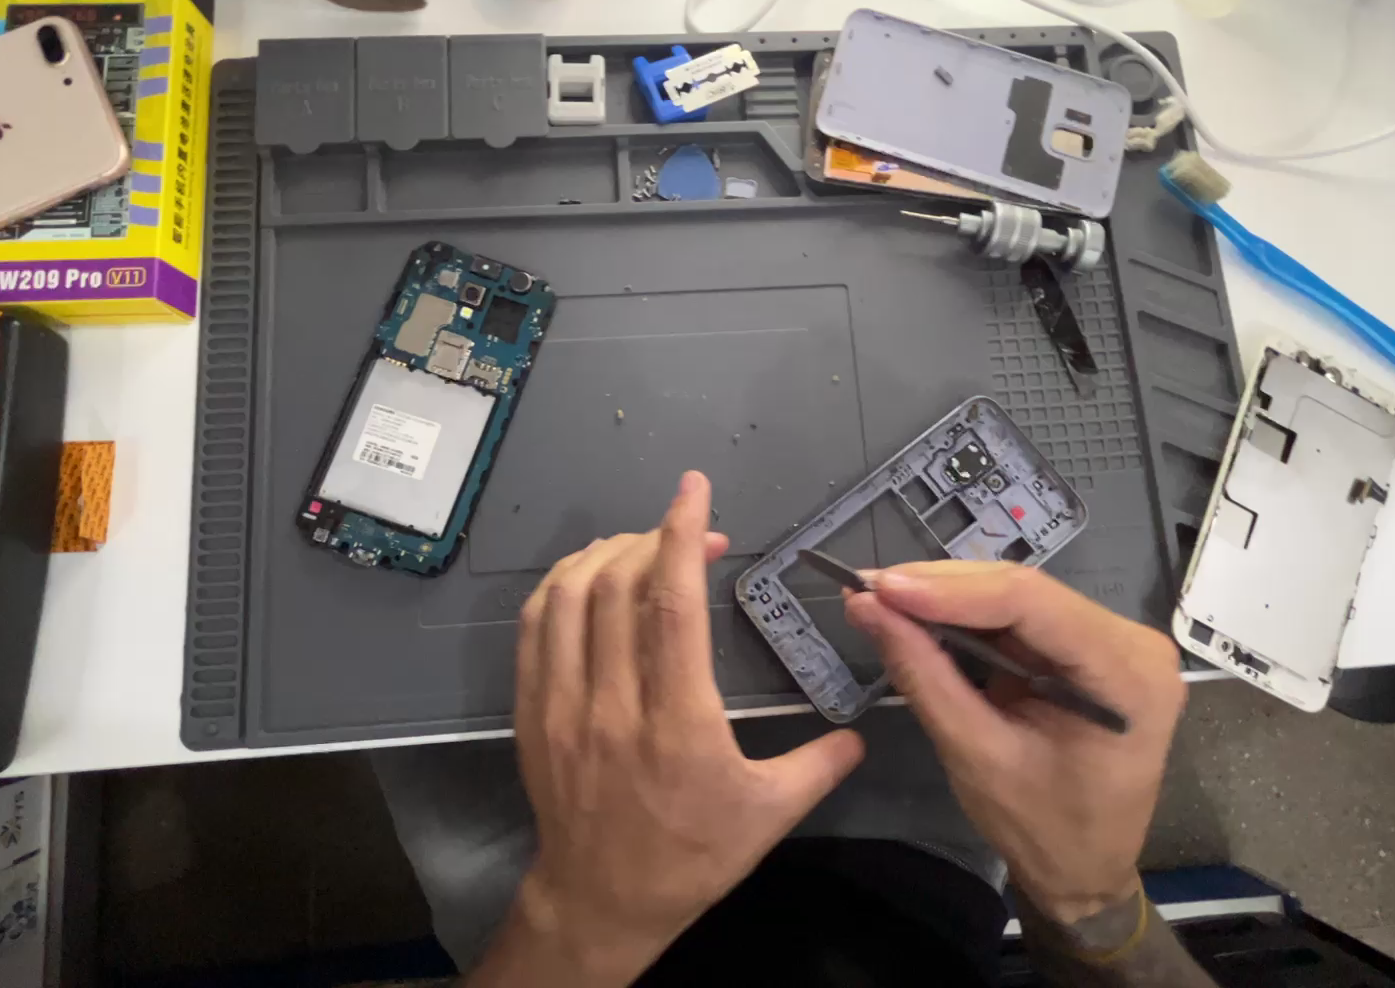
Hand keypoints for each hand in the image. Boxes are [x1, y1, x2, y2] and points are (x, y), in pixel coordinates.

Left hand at [480, 472, 864, 985]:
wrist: (599, 904)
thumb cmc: (688, 858)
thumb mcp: (768, 816)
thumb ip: (819, 764)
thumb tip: (863, 731)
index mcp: (678, 722)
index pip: (674, 602)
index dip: (683, 533)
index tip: (695, 490)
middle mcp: (612, 703)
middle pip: (618, 584)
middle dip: (654, 538)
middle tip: (688, 535)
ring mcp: (560, 704)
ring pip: (569, 594)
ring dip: (607, 553)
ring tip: (642, 548)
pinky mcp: (531, 709)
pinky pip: (535, 624)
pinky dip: (562, 582)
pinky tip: (590, 576)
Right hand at [845, 561, 1184, 925]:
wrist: (1083, 871)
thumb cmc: (1041, 828)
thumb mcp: (974, 754)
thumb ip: (922, 673)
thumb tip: (863, 606)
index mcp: (1127, 675)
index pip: (1031, 604)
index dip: (949, 590)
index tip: (880, 588)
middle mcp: (1129, 640)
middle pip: (1020, 590)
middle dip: (937, 587)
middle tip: (866, 588)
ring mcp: (1107, 638)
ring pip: (1010, 593)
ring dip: (941, 595)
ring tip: (880, 597)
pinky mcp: (1078, 642)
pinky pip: (1010, 612)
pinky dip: (958, 612)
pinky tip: (915, 611)